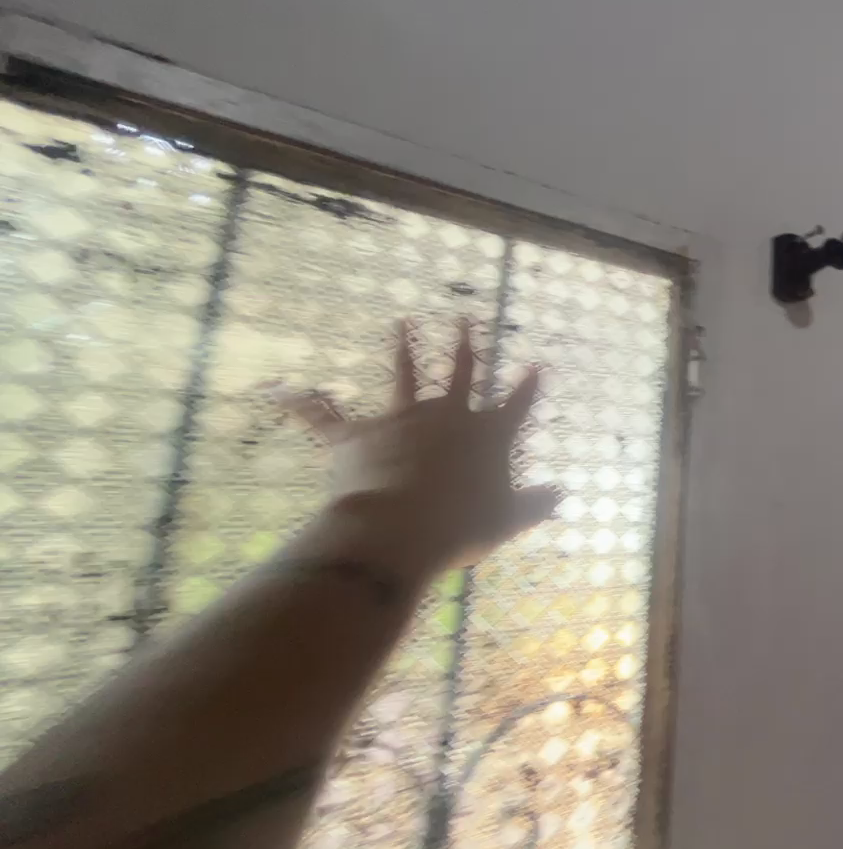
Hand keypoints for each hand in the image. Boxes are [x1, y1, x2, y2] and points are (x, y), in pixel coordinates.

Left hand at [273, 318, 561, 578]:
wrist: (398, 529)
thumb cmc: (461, 525)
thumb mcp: (507, 520)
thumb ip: (533, 506)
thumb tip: (560, 496)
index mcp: (488, 434)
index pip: (516, 404)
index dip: (528, 386)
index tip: (536, 365)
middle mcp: (448, 416)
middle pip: (461, 373)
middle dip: (465, 345)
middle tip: (464, 319)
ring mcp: (401, 421)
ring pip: (404, 377)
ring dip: (403, 349)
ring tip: (401, 323)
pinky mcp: (356, 437)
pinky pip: (324, 418)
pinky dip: (302, 404)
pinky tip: (276, 390)